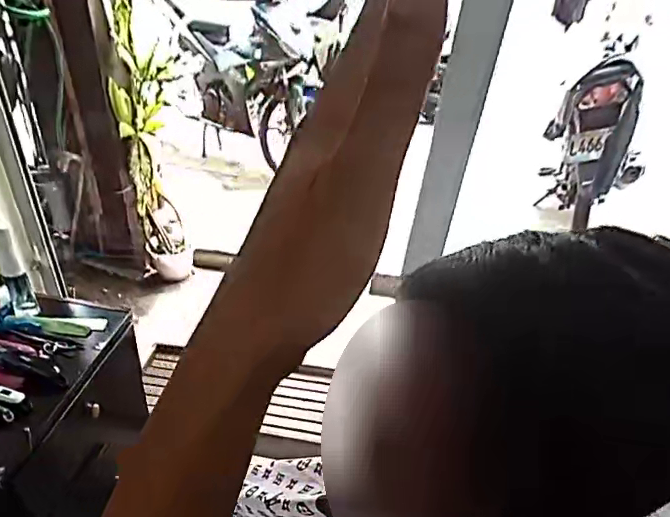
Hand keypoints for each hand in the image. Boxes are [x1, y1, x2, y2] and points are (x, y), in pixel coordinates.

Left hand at [190, 0, 447, 378]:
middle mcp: (318, 138)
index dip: (405, 3)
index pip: (375, 31)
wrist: (254, 332)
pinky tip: (360, 127)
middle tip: (415, 4)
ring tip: (398, 31)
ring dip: (375, 59)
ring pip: (350, 97)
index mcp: (334, 121)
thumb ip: (390, 90)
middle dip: (392, 17)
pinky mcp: (312, 207)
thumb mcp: (361, 175)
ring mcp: (312, 173)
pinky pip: (345, 142)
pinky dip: (362, 115)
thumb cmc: (305, 268)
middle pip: (359, 57)